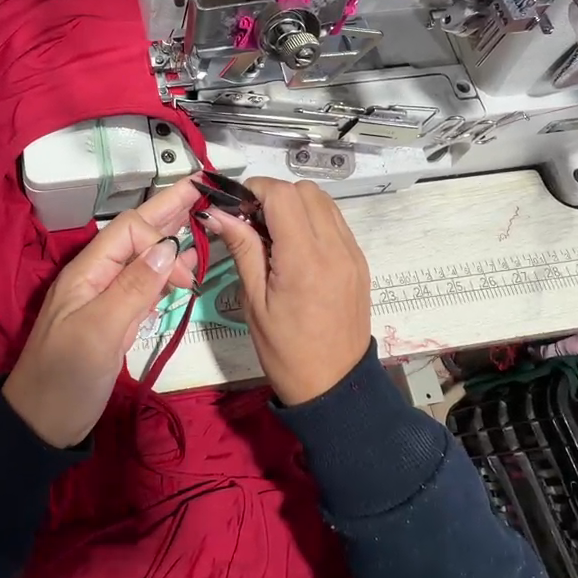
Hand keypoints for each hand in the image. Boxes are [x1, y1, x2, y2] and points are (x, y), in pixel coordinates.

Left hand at [3, 181, 200, 447]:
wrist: (41, 426)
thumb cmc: (65, 378)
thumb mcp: (99, 332)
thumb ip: (133, 288)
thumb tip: (168, 247)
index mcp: (87, 272)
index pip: (129, 231)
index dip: (161, 228)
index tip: (191, 253)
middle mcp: (96, 277)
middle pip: (136, 236)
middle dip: (167, 213)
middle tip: (202, 191)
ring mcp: (105, 299)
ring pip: (142, 259)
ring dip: (168, 243)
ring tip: (196, 229)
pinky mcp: (113, 321)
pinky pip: (142, 286)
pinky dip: (163, 275)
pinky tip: (180, 271)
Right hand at [204, 179, 371, 405]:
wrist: (335, 387)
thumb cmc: (285, 351)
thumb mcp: (253, 301)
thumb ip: (241, 248)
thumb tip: (218, 212)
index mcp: (304, 260)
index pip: (281, 195)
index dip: (255, 190)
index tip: (236, 207)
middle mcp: (334, 248)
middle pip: (304, 191)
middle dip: (274, 195)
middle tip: (252, 222)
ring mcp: (352, 253)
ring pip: (323, 201)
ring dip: (295, 205)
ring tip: (274, 234)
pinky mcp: (359, 261)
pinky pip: (335, 221)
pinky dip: (313, 220)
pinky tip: (295, 247)